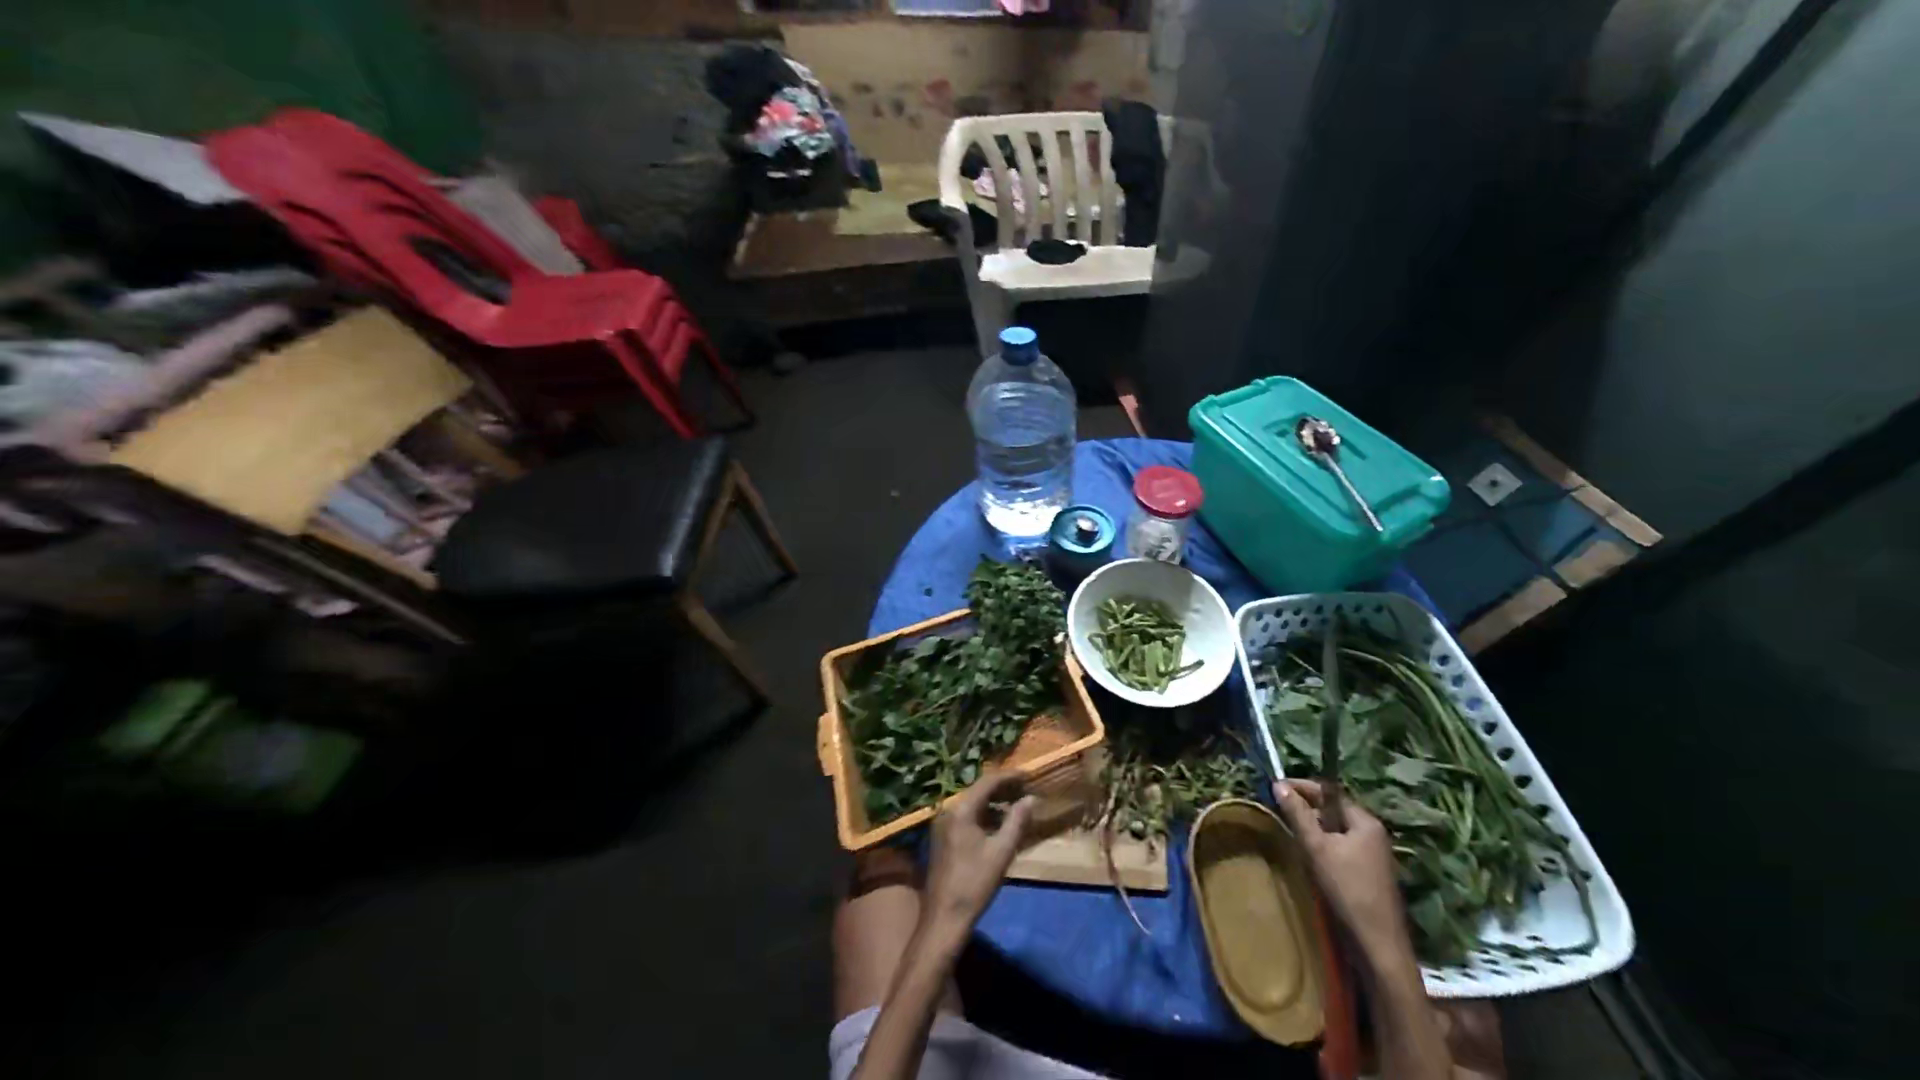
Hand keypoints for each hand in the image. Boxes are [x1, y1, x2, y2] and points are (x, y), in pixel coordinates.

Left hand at [922, 772, 1035, 940]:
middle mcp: (948, 811)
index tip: (1028, 775)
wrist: (944, 916)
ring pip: (972, 805)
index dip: (1009, 777)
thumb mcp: (1002, 852)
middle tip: (1025, 790)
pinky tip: (999, 826)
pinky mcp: (942, 838)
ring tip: (1016, 806)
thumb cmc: (975, 883)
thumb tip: (1030, 798)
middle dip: (1002, 789)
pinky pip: (966, 817)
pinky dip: (983, 816)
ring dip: (993, 803)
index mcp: (961, 811)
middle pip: (978, 791)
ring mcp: (942, 825)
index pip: (987, 783)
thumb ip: (1017, 822)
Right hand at [1273, 779, 1410, 962]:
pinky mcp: (1368, 871)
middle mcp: (1373, 832)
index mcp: (1365, 821)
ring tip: (1287, 827)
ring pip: (1335, 829)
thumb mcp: (1316, 848)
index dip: (1301, 787)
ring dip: (1312, 826)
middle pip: (1333, 809)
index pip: (1329, 792)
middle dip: (1305, 806)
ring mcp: (1373, 853)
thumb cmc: (1347, 888)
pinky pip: (1340, 845)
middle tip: (1277, 808)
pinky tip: (1307, 852)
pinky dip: (1322, 843)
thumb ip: (1298, 814)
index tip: (1275, 787)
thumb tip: (1279, 784)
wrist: (1377, 942)